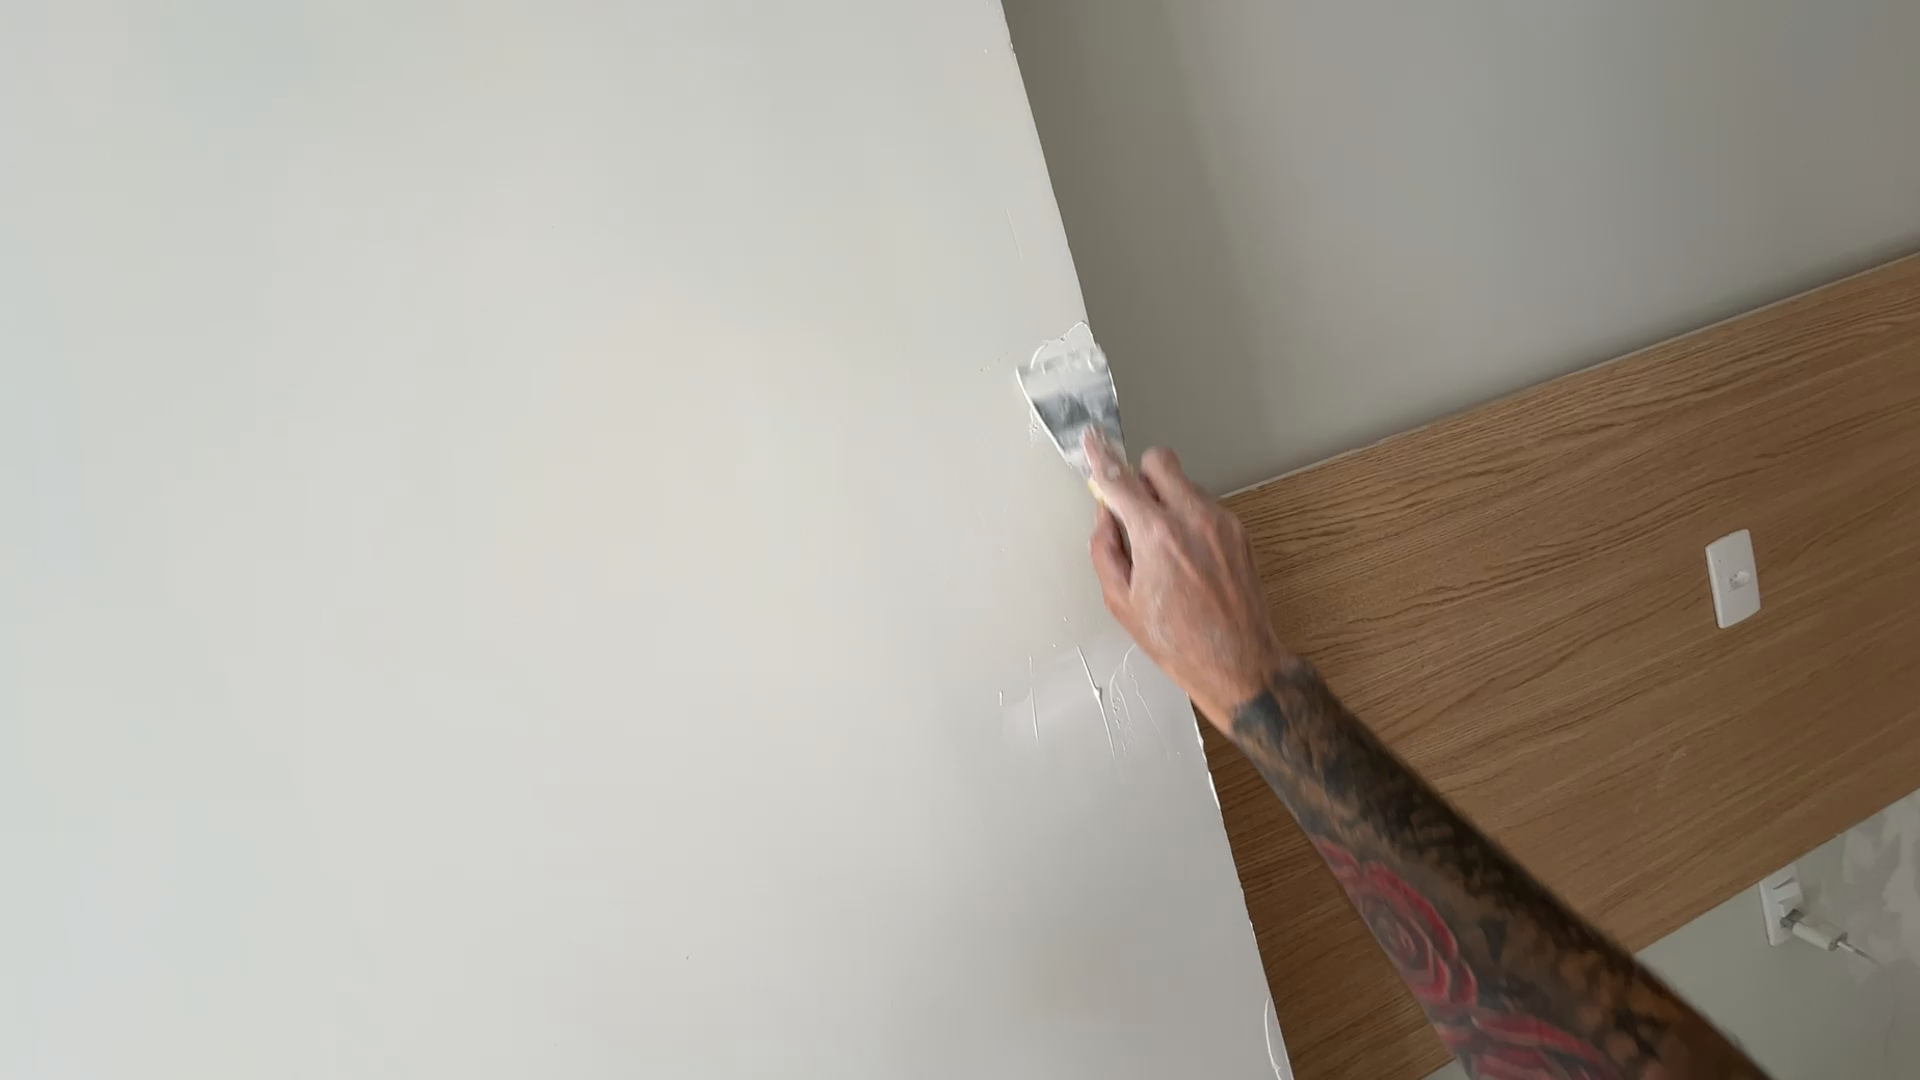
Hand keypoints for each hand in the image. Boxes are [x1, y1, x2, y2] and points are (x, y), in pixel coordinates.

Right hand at [1083, 429, 1289, 730]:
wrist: (1238, 661)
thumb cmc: (1178, 640)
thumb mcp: (1120, 600)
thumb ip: (1105, 548)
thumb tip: (1106, 517)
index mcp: (1156, 536)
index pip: (1120, 479)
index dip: (1100, 457)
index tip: (1093, 441)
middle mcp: (1192, 518)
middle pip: (1160, 460)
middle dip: (1141, 475)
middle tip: (1134, 508)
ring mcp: (1220, 521)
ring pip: (1183, 483)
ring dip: (1166, 500)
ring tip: (1164, 550)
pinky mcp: (1238, 529)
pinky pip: (1203, 505)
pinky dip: (1188, 518)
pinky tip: (1187, 557)